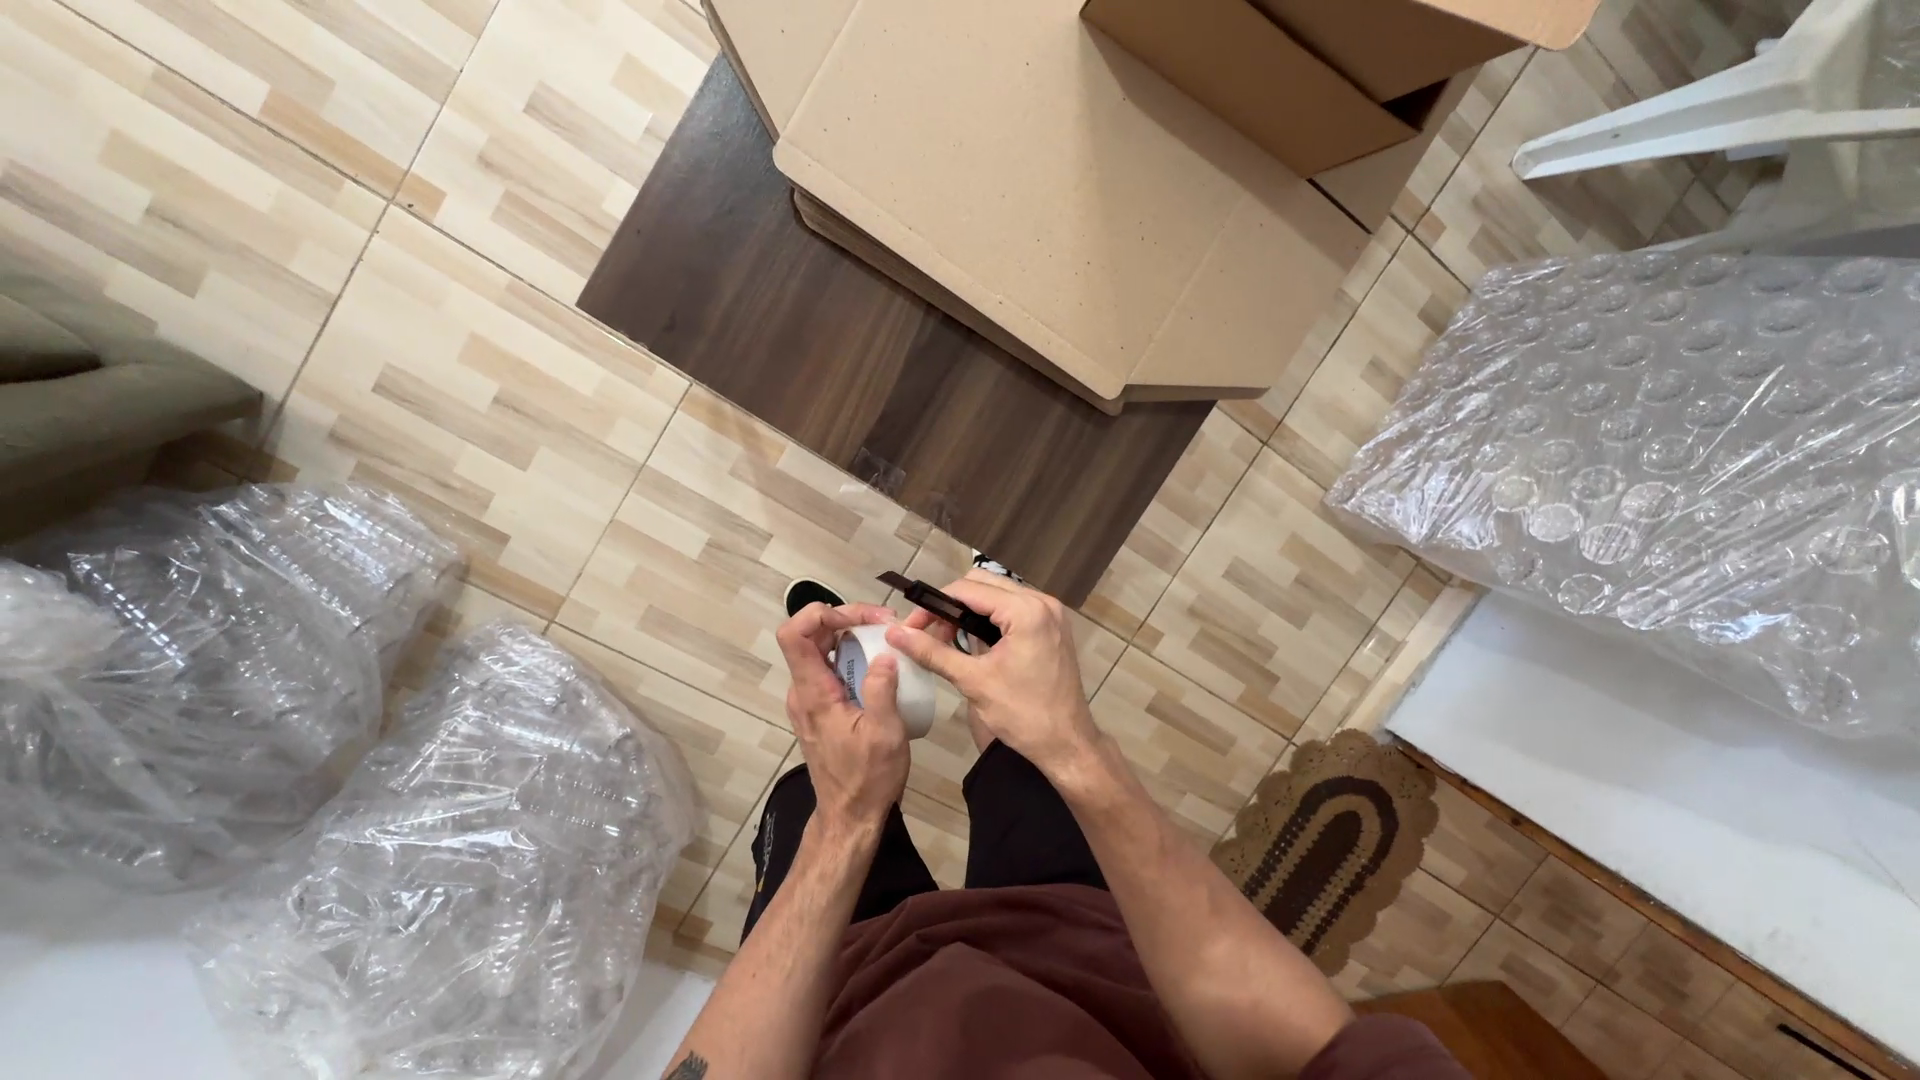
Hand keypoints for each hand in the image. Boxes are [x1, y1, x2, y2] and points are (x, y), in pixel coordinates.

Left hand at [777, 602, 910, 832]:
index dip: (819, 613)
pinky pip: (830, 669)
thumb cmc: (867, 778)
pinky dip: (851, 655)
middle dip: (846, 618)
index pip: (793, 634)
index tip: (858, 618)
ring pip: (821, 650)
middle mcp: (803, 692)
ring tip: (887, 635)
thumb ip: (882, 689)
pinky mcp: (820, 709)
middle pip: (811, 635)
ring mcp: (809, 700)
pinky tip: (879, 662)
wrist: (849, 816)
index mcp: (813, 693)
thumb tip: (885, 654)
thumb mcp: (884, 733)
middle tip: (886, 622)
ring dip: (851, 635)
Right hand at [885, 570, 1098, 774]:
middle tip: (928, 635)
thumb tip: (895, 634)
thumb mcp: (973, 681)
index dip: (933, 605)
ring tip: (947, 641)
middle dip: (950, 606)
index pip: (967, 589)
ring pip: (998, 595)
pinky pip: (1014, 608)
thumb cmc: (1022, 714)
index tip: (910, 627)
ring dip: (969, 612)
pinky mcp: (1053, 626)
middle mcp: (1042, 602)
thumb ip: (933, 652)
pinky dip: (990, 619)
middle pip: (983, 585)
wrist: (1066, 743)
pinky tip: (975, 644)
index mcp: (1026, 611)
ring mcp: (1051, 613)